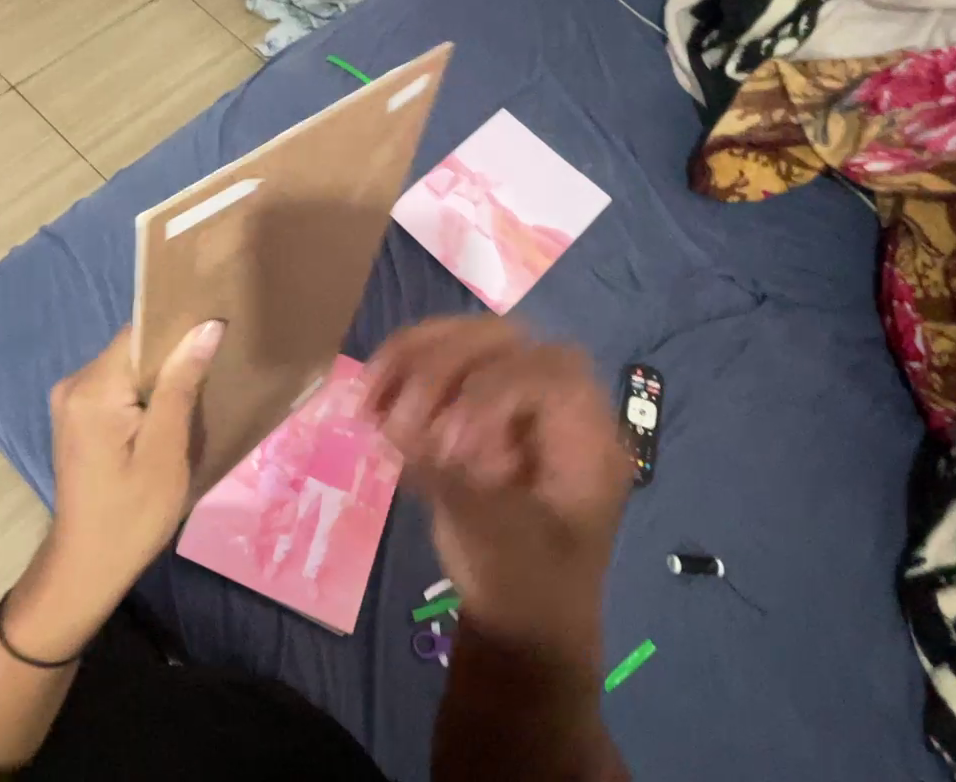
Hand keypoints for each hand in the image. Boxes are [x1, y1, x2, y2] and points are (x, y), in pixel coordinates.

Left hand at [7, 321, 223, 658]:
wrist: (87, 567)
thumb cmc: (132, 515)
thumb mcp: (166, 451)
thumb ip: (181, 386)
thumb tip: (206, 328)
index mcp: (92, 389)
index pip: (139, 334)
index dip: (178, 332)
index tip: (217, 337)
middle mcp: (74, 385)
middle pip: (133, 350)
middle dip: (172, 359)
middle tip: (215, 373)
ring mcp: (70, 402)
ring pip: (127, 369)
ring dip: (160, 380)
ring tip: (197, 395)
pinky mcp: (76, 418)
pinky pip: (116, 389)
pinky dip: (143, 397)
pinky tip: (168, 416)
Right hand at [365, 317, 628, 649]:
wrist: (521, 614)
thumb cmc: (526, 587)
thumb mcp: (502, 545)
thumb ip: (461, 482)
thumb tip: (412, 430)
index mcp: (586, 438)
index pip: (548, 374)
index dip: (493, 395)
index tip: (449, 450)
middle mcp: (554, 405)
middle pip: (505, 341)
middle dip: (443, 366)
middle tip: (400, 417)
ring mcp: (513, 399)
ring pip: (467, 340)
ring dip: (411, 359)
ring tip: (369, 396)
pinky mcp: (476, 404)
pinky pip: (438, 362)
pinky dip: (400, 371)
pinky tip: (370, 402)